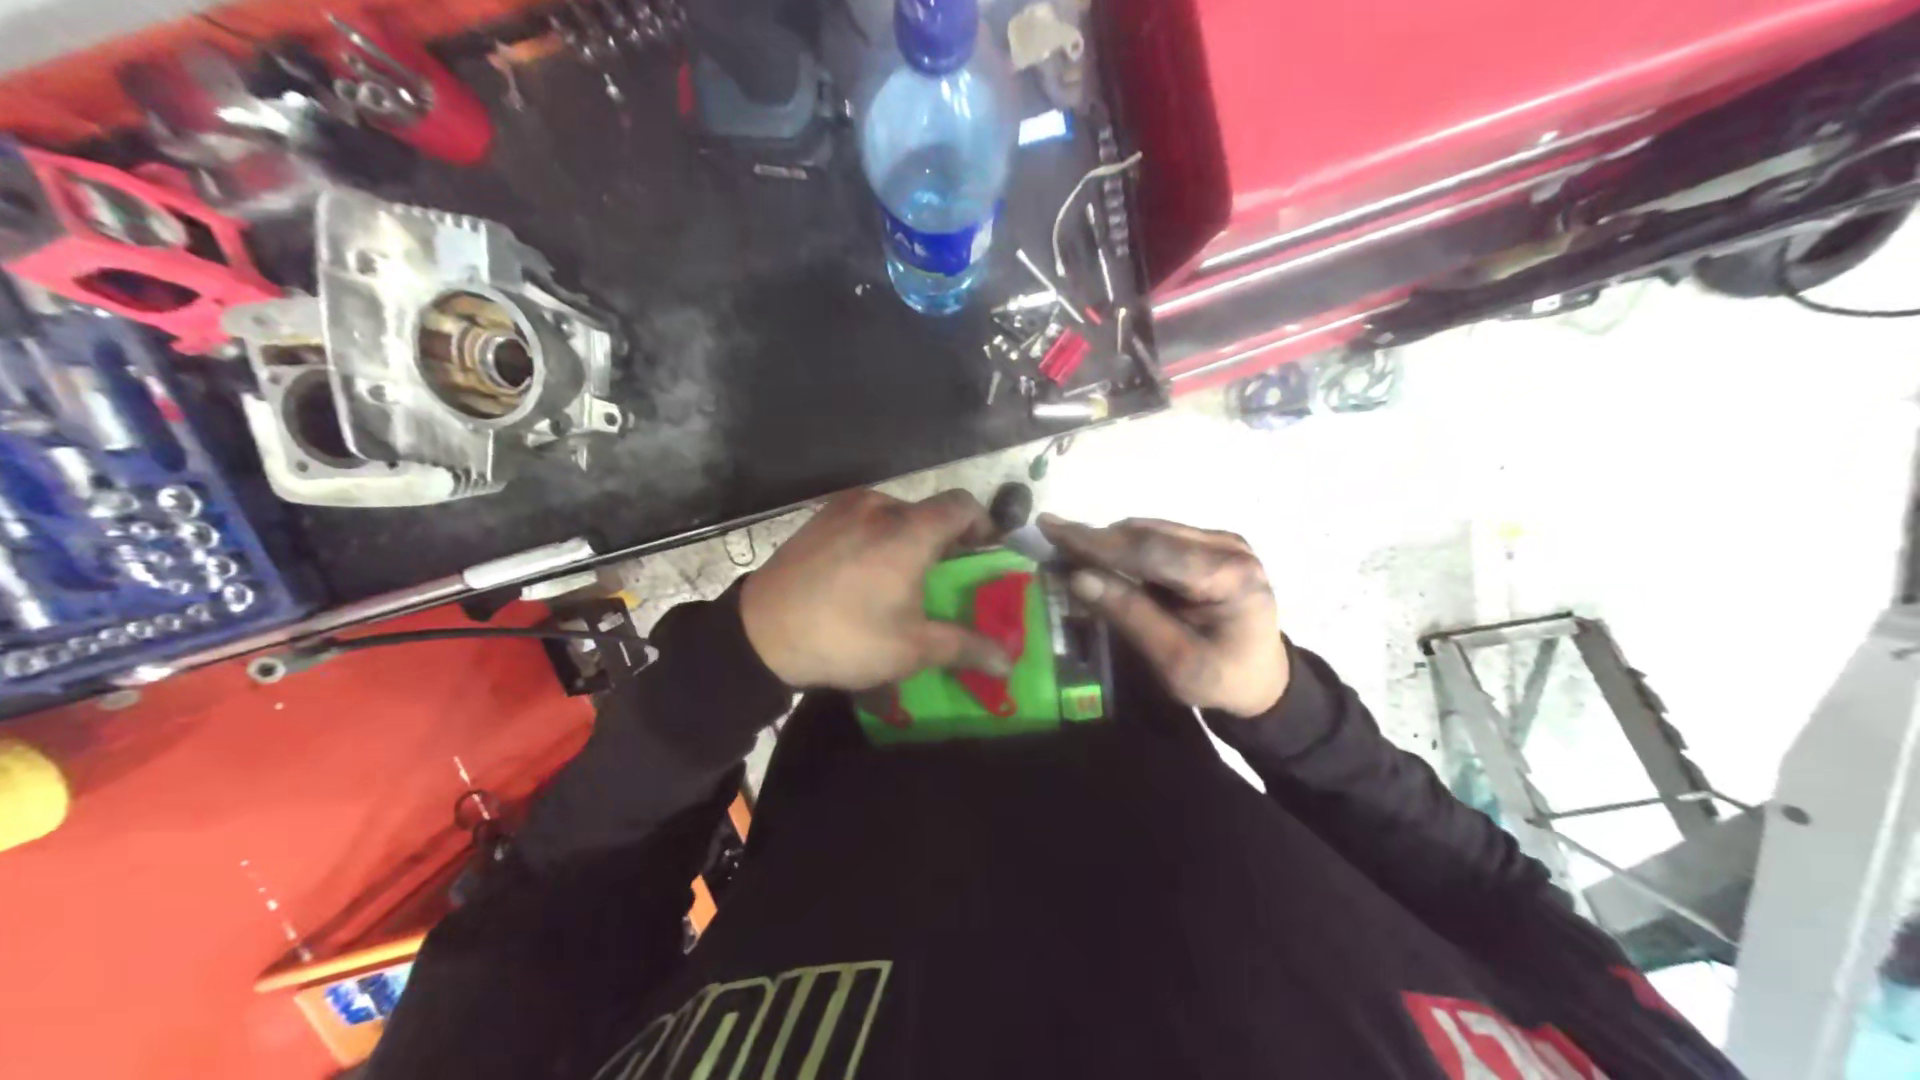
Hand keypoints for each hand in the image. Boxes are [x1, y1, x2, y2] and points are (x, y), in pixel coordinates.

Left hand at [740, 489, 1012, 689]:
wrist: (760, 634)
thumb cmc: (846, 637)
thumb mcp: (911, 649)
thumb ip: (965, 646)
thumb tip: (1008, 659)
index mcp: (909, 530)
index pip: (963, 505)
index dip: (983, 526)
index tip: (984, 556)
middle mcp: (880, 506)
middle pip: (929, 511)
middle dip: (946, 540)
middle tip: (944, 578)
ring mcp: (845, 507)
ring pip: (895, 514)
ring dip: (910, 538)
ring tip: (901, 578)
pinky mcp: (819, 517)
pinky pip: (864, 518)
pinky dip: (878, 537)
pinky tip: (864, 573)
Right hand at [1038, 515, 1287, 716]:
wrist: (1262, 678)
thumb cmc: (1220, 679)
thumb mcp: (1175, 662)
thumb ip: (1130, 616)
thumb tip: (1078, 577)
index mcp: (1230, 577)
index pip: (1152, 551)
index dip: (1098, 543)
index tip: (1051, 529)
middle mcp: (1228, 547)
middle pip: (1148, 534)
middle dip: (1096, 539)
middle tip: (1049, 538)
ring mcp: (1221, 541)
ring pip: (1149, 530)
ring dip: (1108, 541)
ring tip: (1067, 550)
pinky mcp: (1209, 544)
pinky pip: (1157, 537)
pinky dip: (1124, 547)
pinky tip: (1099, 557)